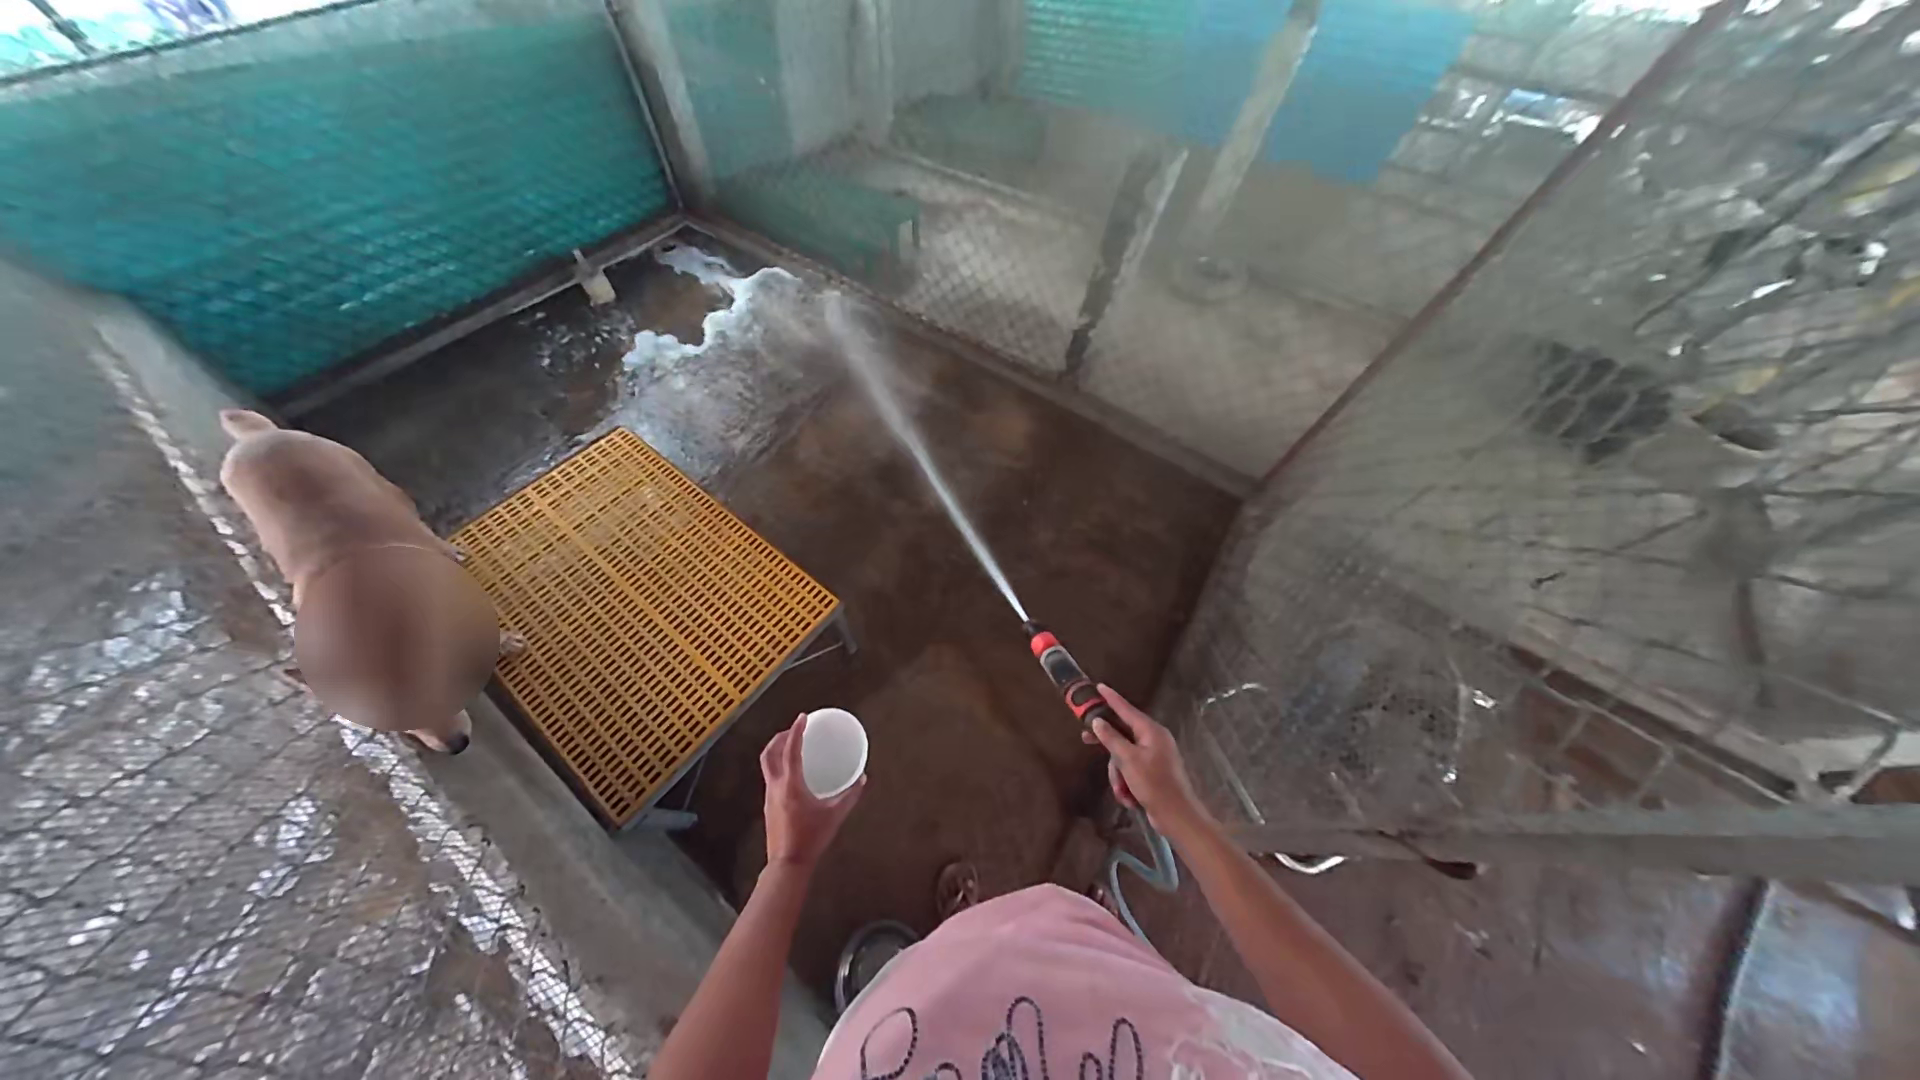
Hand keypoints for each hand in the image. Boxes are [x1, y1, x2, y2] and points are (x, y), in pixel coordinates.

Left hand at [762, 713, 862, 867]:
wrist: (788, 864)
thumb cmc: (811, 838)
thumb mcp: (835, 815)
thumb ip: (850, 795)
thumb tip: (862, 778)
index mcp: (791, 784)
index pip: (790, 750)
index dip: (796, 731)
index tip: (803, 717)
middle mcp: (776, 786)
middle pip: (770, 753)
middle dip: (780, 737)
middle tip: (794, 729)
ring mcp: (769, 796)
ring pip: (767, 765)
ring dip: (777, 750)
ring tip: (791, 745)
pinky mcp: (769, 805)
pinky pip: (771, 776)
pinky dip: (778, 765)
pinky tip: (791, 771)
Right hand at [1081, 684, 1211, 836]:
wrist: (1176, 816)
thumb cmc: (1154, 784)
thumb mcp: (1128, 760)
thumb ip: (1111, 738)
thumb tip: (1098, 721)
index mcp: (1151, 731)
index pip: (1126, 709)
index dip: (1111, 698)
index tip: (1099, 686)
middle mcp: (1153, 739)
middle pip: (1122, 734)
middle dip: (1108, 746)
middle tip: (1086, 739)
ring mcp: (1153, 756)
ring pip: (1123, 756)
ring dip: (1118, 774)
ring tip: (1122, 790)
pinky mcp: (1152, 771)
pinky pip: (1130, 769)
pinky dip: (1126, 782)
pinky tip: (1128, 797)